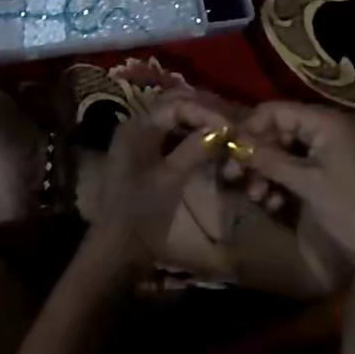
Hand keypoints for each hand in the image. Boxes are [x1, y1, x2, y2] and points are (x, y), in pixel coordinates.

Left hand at [87, 104, 221, 268]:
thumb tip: (223, 128)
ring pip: (175, 121)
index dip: (205, 112)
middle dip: (204, 112)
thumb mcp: (171, 179)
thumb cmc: (141, 212)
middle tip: (234, 124)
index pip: (175, 104)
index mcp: (136, 127)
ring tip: (228, 133)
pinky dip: (192, 138)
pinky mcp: (147, 158)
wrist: (119, 249)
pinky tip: (212, 146)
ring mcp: (141, 142)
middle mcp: (136, 127)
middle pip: (174, 106)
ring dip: (200, 123)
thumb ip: (194, 149)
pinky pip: (173, 137)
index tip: (232, 127)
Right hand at [230, 101, 354, 259]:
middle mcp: (322, 130)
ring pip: (280, 150)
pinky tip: (270, 202)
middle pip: (275, 129)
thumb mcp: (305, 182)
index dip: (250, 127)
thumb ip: (268, 158)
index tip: (230, 149)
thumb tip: (234, 142)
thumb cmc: (349, 209)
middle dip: (254, 152)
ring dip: (263, 170)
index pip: (274, 110)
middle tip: (233, 174)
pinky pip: (290, 166)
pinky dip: (276, 181)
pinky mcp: (322, 171)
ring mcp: (323, 151)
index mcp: (323, 124)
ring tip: (255, 195)